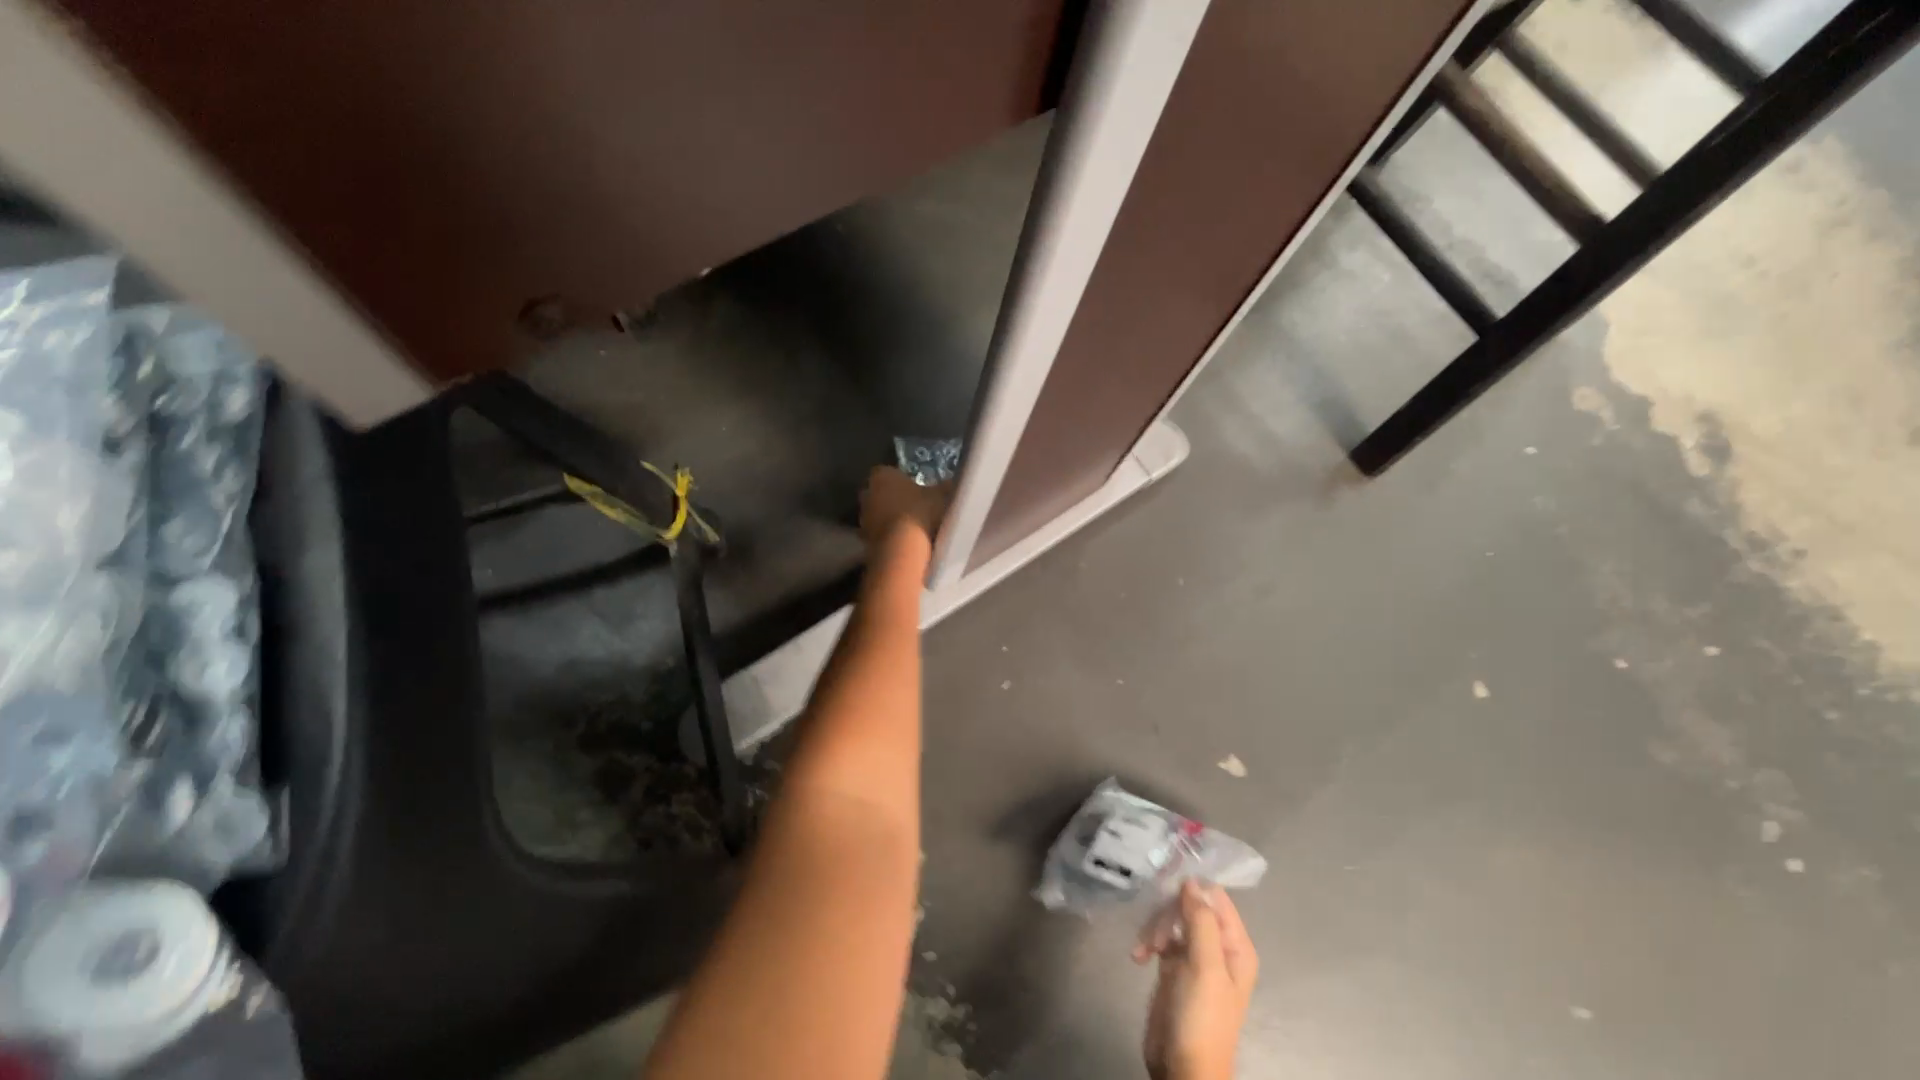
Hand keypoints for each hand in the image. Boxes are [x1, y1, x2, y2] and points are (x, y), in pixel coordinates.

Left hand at [859, 466, 948, 550]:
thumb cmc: (920, 512)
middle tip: (912, 507)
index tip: (914, 489)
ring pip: (876, 513)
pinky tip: (902, 542)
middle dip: (892, 498)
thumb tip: (952, 483)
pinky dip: (887, 535)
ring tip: (909, 527)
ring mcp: (863, 517)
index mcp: (881, 475)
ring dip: (888, 518)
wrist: (902, 547)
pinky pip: (877, 533)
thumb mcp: (940, 496)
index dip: (900, 480)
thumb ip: (944, 487)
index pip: (887, 472)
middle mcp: (867, 493)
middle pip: (879, 493)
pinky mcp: (864, 538)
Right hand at [1134, 881, 1258, 1079]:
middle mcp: (1218, 948)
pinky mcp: (1173, 970)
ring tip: (1143, 949)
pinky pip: (1161, 941)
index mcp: (1236, 946)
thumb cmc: (1202, 1018)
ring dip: (1155, 929)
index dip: (1193, 888)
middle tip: (1155, 933)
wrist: (1183, 1068)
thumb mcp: (1206, 967)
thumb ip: (1201, 922)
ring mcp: (1195, 959)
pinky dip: (1149, 943)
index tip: (1165, 882)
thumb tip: (1192, 881)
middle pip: (1191, 908)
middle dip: (1169, 914)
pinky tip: (1138, 956)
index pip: (1217, 900)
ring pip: (1173, 923)